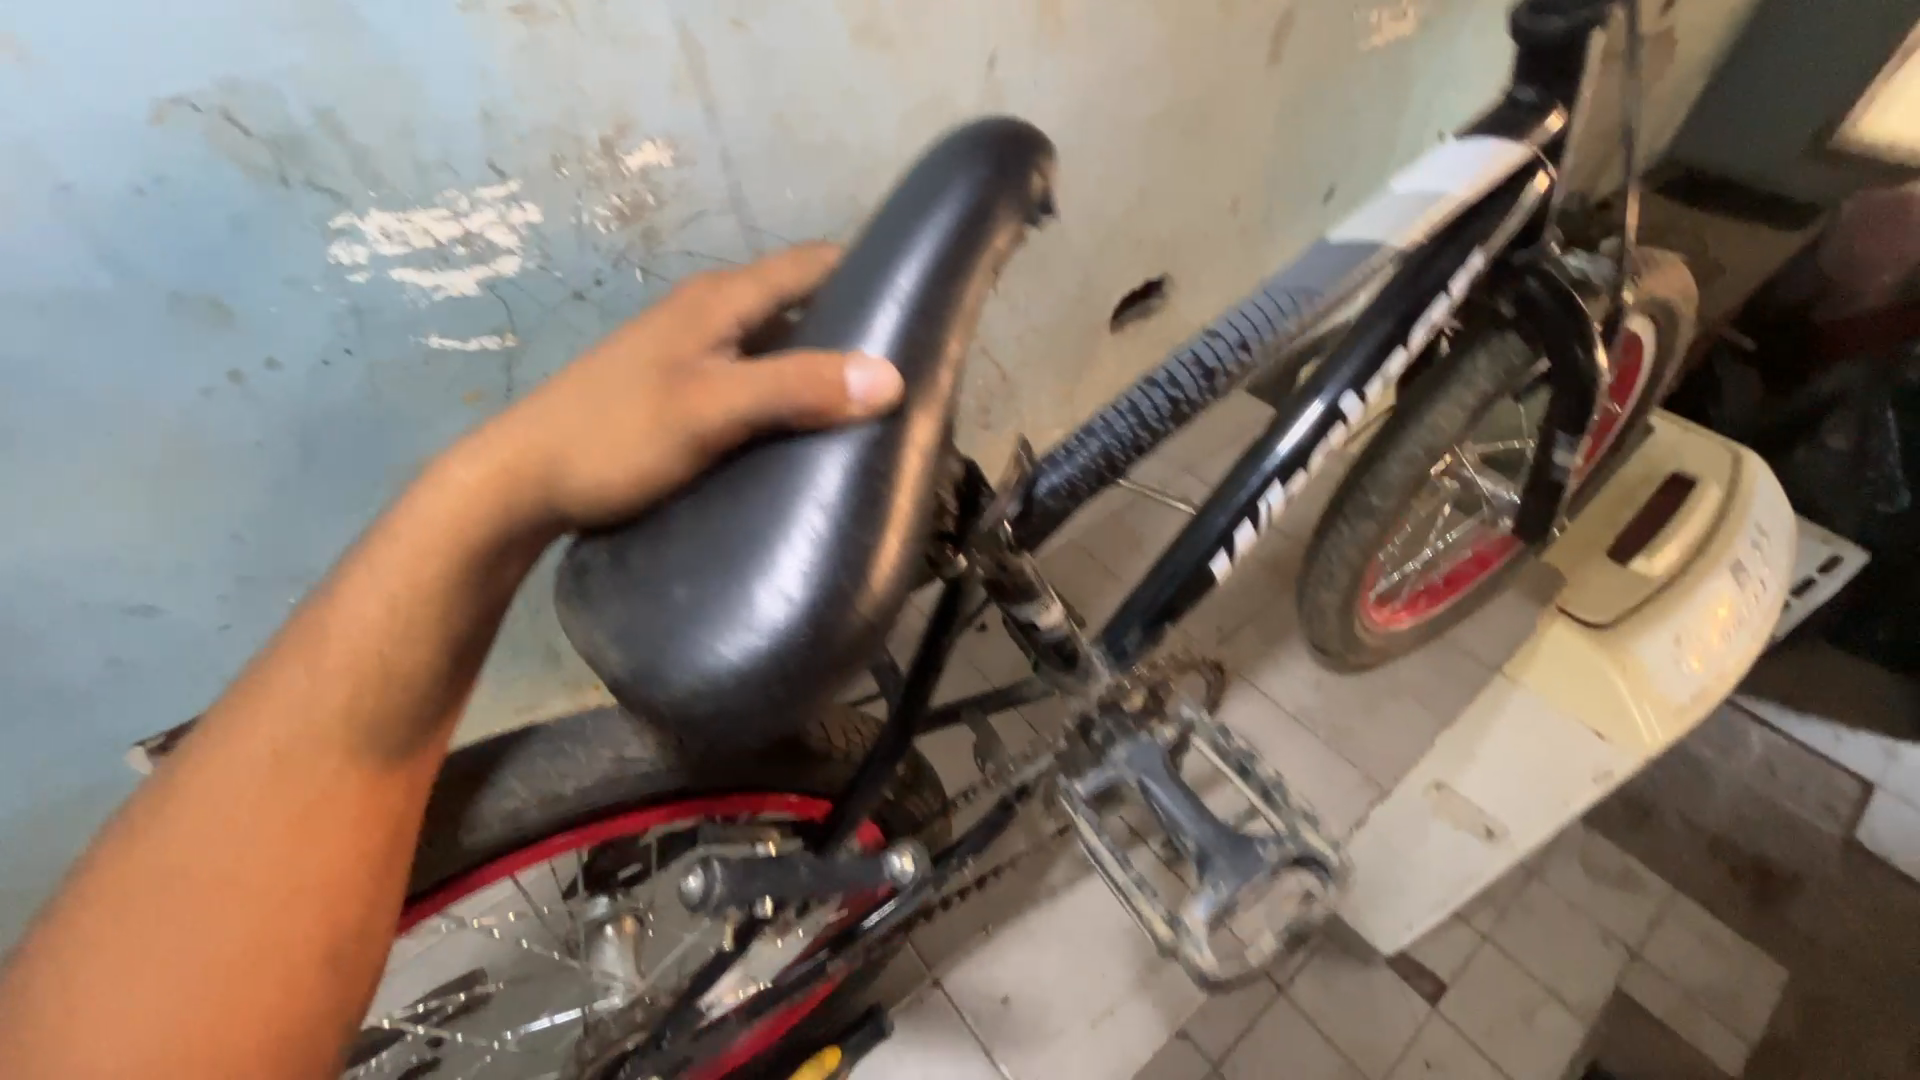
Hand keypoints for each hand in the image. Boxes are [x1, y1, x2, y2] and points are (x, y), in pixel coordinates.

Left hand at [464, 243, 903, 532]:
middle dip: (855, 327)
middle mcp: (711, 314)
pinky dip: (791, 394)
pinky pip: (757, 380)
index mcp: (720, 300)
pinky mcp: (685, 392)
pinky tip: (810, 433)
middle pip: (801, 304)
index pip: (814, 264)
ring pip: (779, 345)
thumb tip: (892, 377)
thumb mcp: (711, 410)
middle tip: (908, 372)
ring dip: (823, 366)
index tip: (922, 310)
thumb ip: (796, 388)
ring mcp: (694, 354)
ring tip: (873, 407)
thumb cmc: (615, 436)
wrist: (523, 481)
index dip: (870, 273)